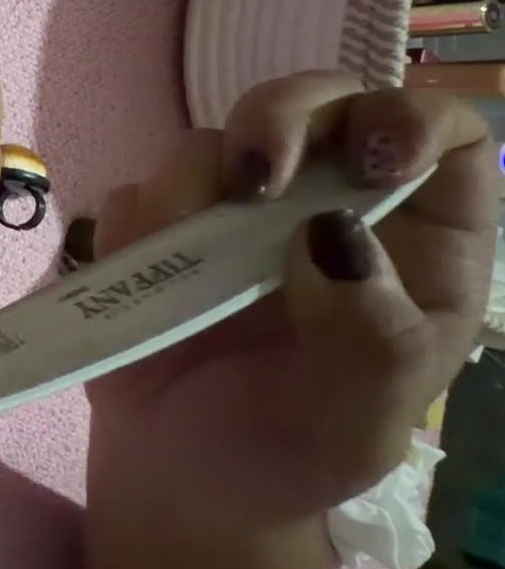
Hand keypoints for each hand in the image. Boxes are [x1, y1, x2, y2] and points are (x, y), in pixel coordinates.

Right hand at [87, 71, 495, 526]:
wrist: (173, 465)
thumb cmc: (282, 450)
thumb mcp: (353, 418)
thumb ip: (369, 335)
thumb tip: (332, 229)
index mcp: (412, 247)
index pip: (441, 138)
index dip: (409, 120)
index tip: (364, 161)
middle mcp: (319, 210)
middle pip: (316, 102)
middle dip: (276, 119)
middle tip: (247, 182)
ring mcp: (225, 215)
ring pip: (207, 140)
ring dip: (185, 190)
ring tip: (173, 265)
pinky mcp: (149, 226)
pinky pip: (131, 189)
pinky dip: (128, 225)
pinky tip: (136, 277)